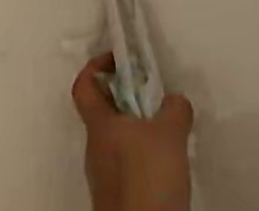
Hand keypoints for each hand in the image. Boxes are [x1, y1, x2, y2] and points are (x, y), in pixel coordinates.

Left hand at [71, 53, 193, 210]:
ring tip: (165, 131)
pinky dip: (140, 157)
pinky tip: (165, 165)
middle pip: (102, 112)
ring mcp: (102, 175)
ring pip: (114, 139)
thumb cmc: (148, 177)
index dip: (97, 66)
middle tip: (151, 96)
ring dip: (135, 129)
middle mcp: (94, 146)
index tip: (120, 61)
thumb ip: (174, 109)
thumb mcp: (170, 135)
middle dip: (125, 99)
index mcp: (98, 124)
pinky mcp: (115, 198)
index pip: (83, 85)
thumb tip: (175, 101)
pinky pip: (124, 165)